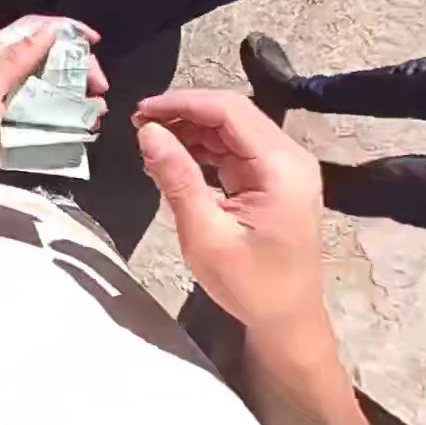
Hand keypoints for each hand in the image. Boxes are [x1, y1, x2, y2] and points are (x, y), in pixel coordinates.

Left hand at [0, 15, 106, 194]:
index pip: (32, 29)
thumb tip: (50, 30)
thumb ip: (16, 60)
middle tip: (99, 84)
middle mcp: (2, 70)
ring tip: (97, 105)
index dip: (64, 29)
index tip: (93, 41)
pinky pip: (47, 108)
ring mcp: (10, 95)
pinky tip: (84, 120)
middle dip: (77, 66)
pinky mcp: (16, 118)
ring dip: (76, 90)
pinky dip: (67, 111)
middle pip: (48, 56)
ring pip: (51, 82)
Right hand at [133, 89, 329, 345]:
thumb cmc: (250, 284)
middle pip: (230, 114)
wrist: (286, 320)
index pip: (229, 112)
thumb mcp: (205, 233)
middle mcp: (287, 159)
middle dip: (181, 112)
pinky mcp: (268, 180)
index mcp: (281, 168)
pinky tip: (169, 157)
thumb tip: (148, 133)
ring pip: (228, 129)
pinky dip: (196, 148)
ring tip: (147, 139)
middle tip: (138, 124)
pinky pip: (228, 150)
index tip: (140, 113)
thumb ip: (176, 178)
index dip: (182, 104)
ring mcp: (280, 169)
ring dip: (187, 128)